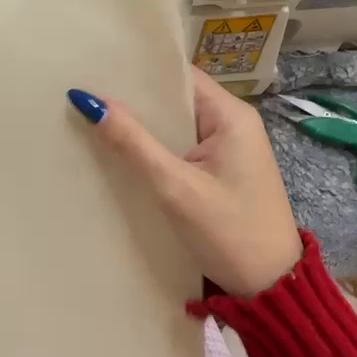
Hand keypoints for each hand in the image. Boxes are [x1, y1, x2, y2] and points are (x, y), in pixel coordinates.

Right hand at [68, 67, 300, 296]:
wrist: (272, 289)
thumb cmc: (228, 233)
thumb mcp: (174, 187)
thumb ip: (132, 142)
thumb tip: (87, 99)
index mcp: (231, 115)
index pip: (178, 76)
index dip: (138, 70)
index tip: (96, 67)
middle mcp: (233, 123)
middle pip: (175, 98)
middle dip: (134, 98)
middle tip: (84, 93)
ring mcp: (229, 149)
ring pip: (176, 125)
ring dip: (142, 125)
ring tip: (93, 117)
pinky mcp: (221, 172)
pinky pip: (182, 147)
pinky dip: (155, 147)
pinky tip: (121, 151)